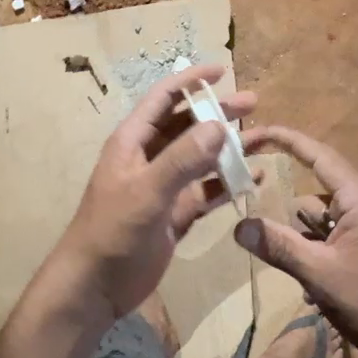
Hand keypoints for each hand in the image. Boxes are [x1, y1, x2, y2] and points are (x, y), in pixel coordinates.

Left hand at [44, 64, 258, 322]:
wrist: (94, 287)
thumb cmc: (112, 231)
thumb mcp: (147, 191)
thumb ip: (182, 159)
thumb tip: (219, 126)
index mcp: (133, 141)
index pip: (164, 98)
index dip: (191, 81)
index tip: (222, 70)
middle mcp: (149, 157)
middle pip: (188, 124)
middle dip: (218, 112)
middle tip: (253, 104)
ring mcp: (164, 186)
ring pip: (201, 157)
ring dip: (228, 148)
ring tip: (262, 139)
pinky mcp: (175, 214)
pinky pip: (206, 190)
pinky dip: (227, 183)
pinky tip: (253, 179)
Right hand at [235, 125, 357, 357]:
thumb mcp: (318, 274)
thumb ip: (278, 246)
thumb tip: (238, 225)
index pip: (318, 154)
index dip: (285, 139)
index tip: (253, 134)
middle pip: (315, 185)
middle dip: (287, 194)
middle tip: (253, 189)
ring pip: (319, 215)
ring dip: (300, 234)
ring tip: (290, 263)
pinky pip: (329, 235)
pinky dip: (312, 250)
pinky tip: (307, 284)